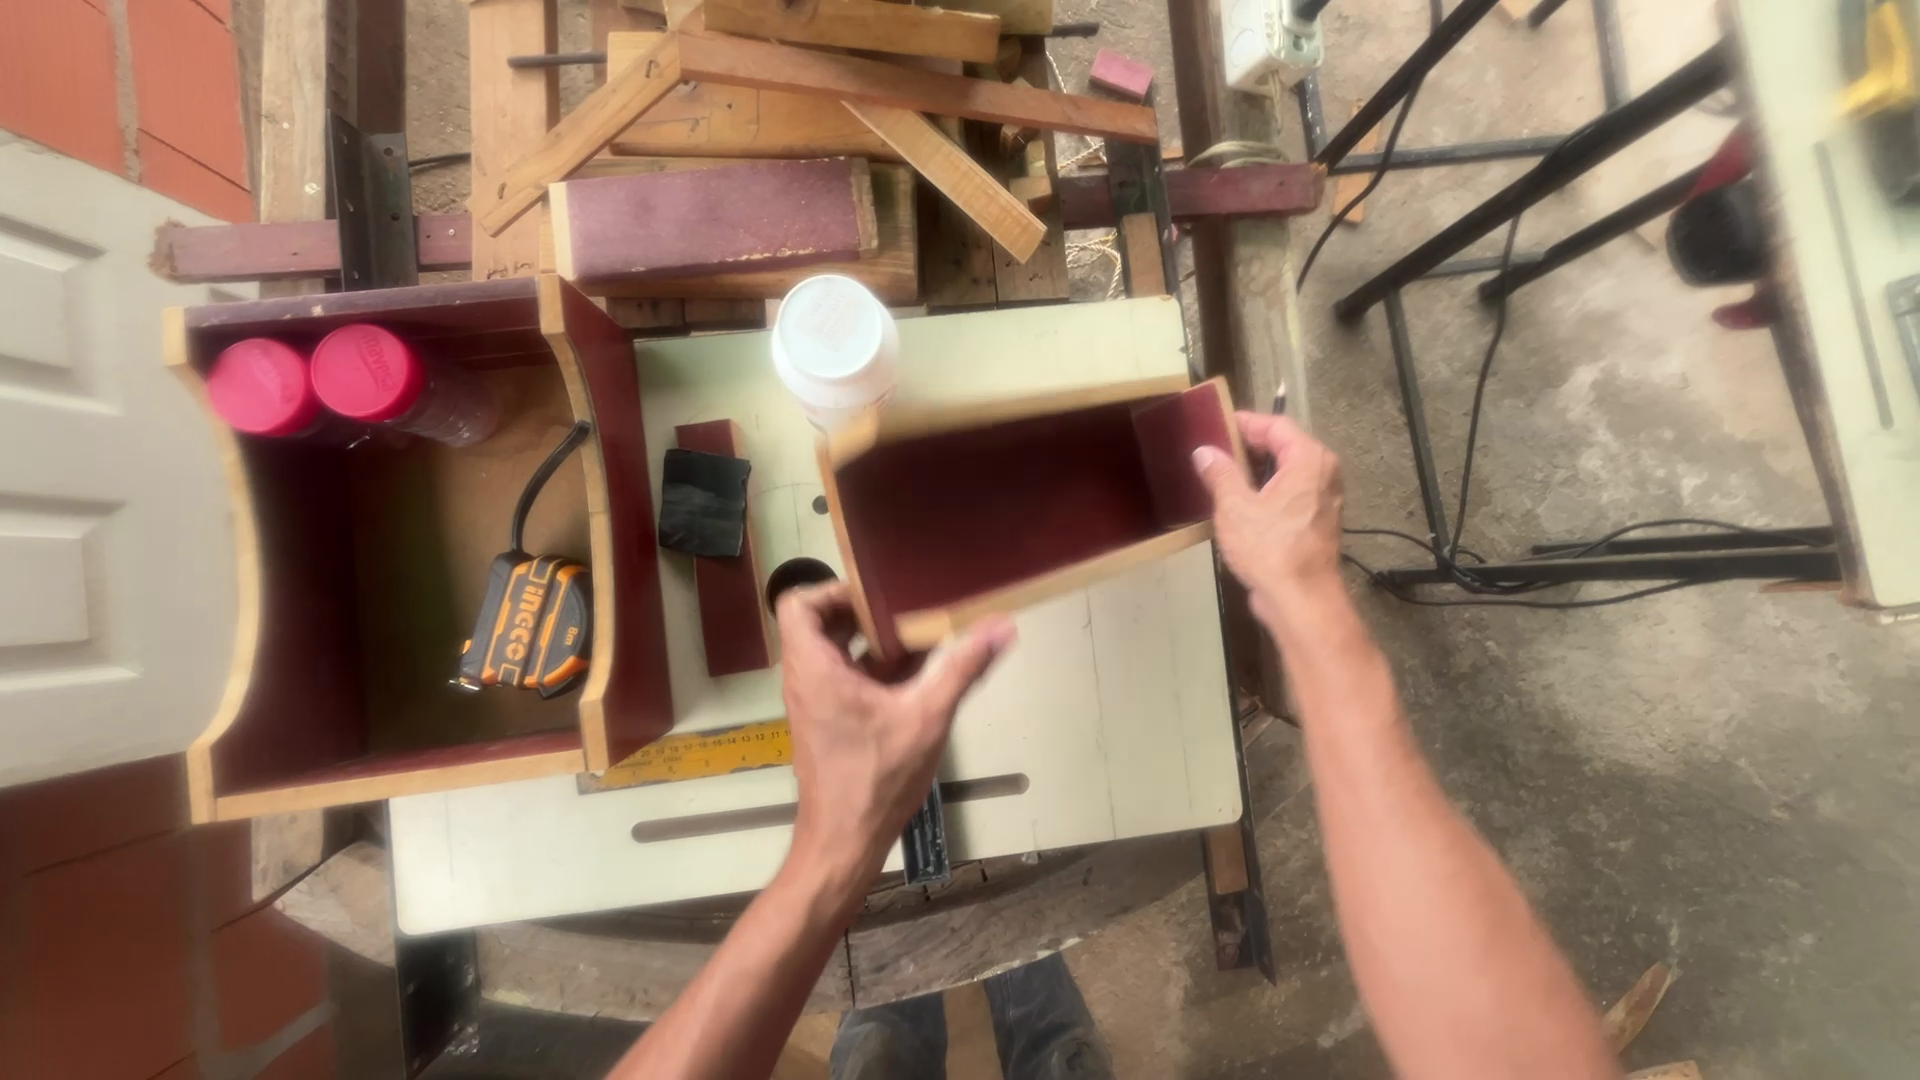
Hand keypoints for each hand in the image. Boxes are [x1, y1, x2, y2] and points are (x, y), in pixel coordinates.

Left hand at [775, 582, 1016, 899]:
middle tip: (905, 609)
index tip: (876, 596)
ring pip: (836, 651)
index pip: (799, 602)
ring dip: (874, 641)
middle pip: (821, 623)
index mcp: (815, 668)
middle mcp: (806, 679)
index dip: (833, 589)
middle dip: (865, 612)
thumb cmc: (876, 778)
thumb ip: (962, 667)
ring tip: (919, 635)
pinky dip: (875, 668)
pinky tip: (918, 673)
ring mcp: (815, 701)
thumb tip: (1001, 628)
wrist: (844, 842)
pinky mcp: (828, 720)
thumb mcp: (927, 716)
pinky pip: (846, 677)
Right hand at [1191, 412, 1344, 628]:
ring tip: (1220, 473)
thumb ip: (1220, 474)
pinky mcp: (1315, 521)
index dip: (1246, 423)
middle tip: (1213, 448)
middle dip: (1249, 446)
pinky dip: (1265, 491)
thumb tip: (1205, 452)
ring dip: (1255, 471)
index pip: (1276, 426)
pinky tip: (1237, 502)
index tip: (1217, 424)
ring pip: (1286, 472)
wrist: (1299, 598)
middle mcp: (1323, 473)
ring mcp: (1323, 499)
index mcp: (1309, 460)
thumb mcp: (1234, 507)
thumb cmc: (1270, 547)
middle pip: (1284, 446)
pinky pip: (1289, 493)